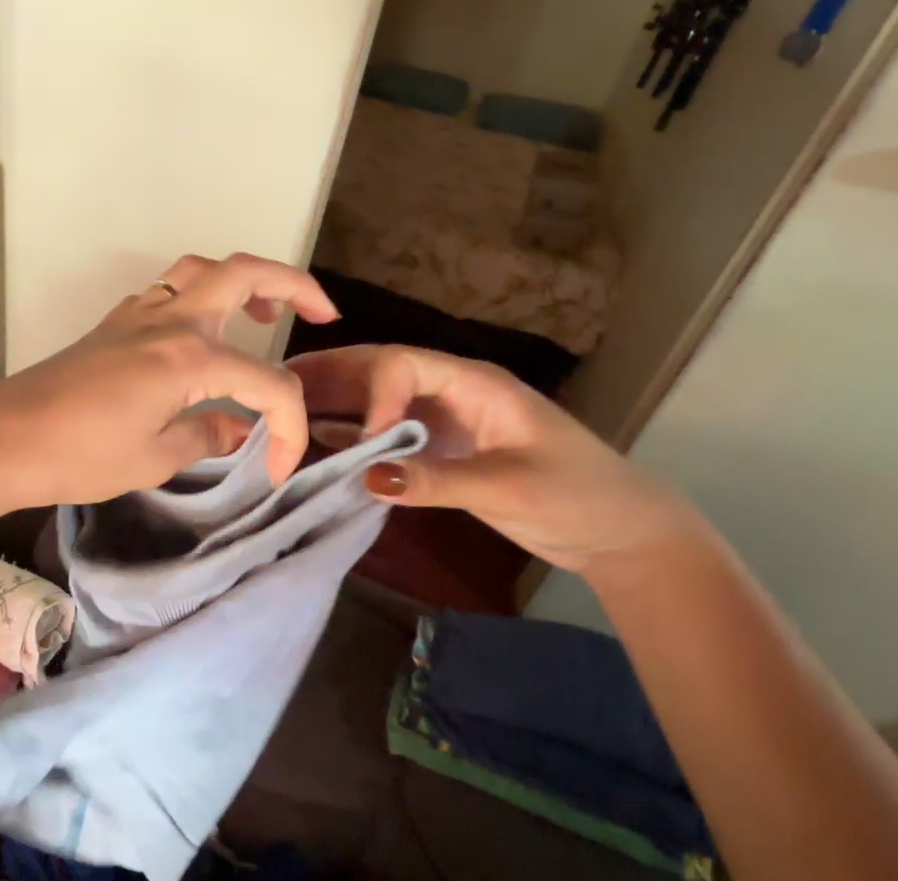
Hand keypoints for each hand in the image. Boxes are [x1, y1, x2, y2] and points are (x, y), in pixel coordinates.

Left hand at [0, 254, 337, 511]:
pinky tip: (197, 338)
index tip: (278, 471)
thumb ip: (206, 436)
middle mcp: (169, 320)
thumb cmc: (78, 455)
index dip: (290, 430)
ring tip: (262, 317)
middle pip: (243, 273)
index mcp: (190, 356)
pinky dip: (197, 299)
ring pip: (201, 270)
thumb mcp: (153, 459)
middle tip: (323, 314)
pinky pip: (167, 292)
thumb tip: (234, 428)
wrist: (1, 440)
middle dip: (294, 286)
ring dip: (241, 282)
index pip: (268, 385)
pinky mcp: (113, 325)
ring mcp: (137, 315)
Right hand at [286, 345, 702, 571]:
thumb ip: (439, 479)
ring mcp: (444, 422)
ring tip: (282, 411)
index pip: (403, 365)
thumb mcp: (509, 486)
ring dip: (335, 405)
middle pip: (380, 373)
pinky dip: (354, 439)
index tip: (362, 442)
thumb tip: (368, 478)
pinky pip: (388, 437)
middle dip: (330, 378)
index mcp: (473, 384)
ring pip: (378, 402)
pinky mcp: (443, 451)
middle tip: (276, 388)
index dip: (372, 393)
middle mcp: (451, 393)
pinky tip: (320, 446)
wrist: (620, 534)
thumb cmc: (578, 496)